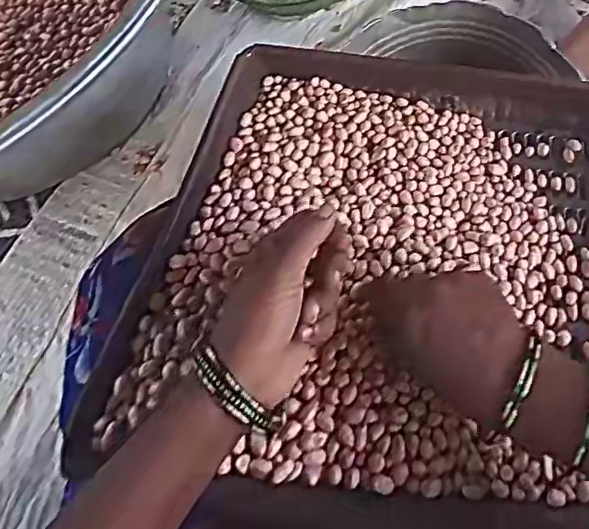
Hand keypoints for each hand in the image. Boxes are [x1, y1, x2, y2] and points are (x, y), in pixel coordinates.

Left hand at [209, 208, 351, 407]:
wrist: (249, 379)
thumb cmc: (260, 318)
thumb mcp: (282, 270)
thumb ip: (307, 236)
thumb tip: (329, 208)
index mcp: (276, 249)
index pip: (312, 223)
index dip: (329, 230)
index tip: (338, 243)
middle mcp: (290, 269)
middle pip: (329, 251)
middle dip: (333, 267)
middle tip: (328, 277)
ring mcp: (301, 296)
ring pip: (333, 282)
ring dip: (325, 300)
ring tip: (308, 316)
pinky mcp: (311, 321)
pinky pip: (332, 310)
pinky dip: (323, 322)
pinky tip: (307, 334)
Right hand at [365, 271, 528, 425]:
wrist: (508, 373)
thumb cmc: (457, 381)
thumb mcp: (415, 364)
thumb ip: (394, 337)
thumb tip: (382, 324)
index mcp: (408, 310)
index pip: (379, 290)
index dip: (374, 297)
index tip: (372, 304)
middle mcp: (429, 286)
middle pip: (407, 283)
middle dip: (405, 299)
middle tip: (413, 320)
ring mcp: (456, 278)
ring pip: (434, 282)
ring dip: (433, 296)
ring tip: (445, 320)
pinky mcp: (478, 276)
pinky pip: (458, 282)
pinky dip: (457, 294)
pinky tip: (467, 315)